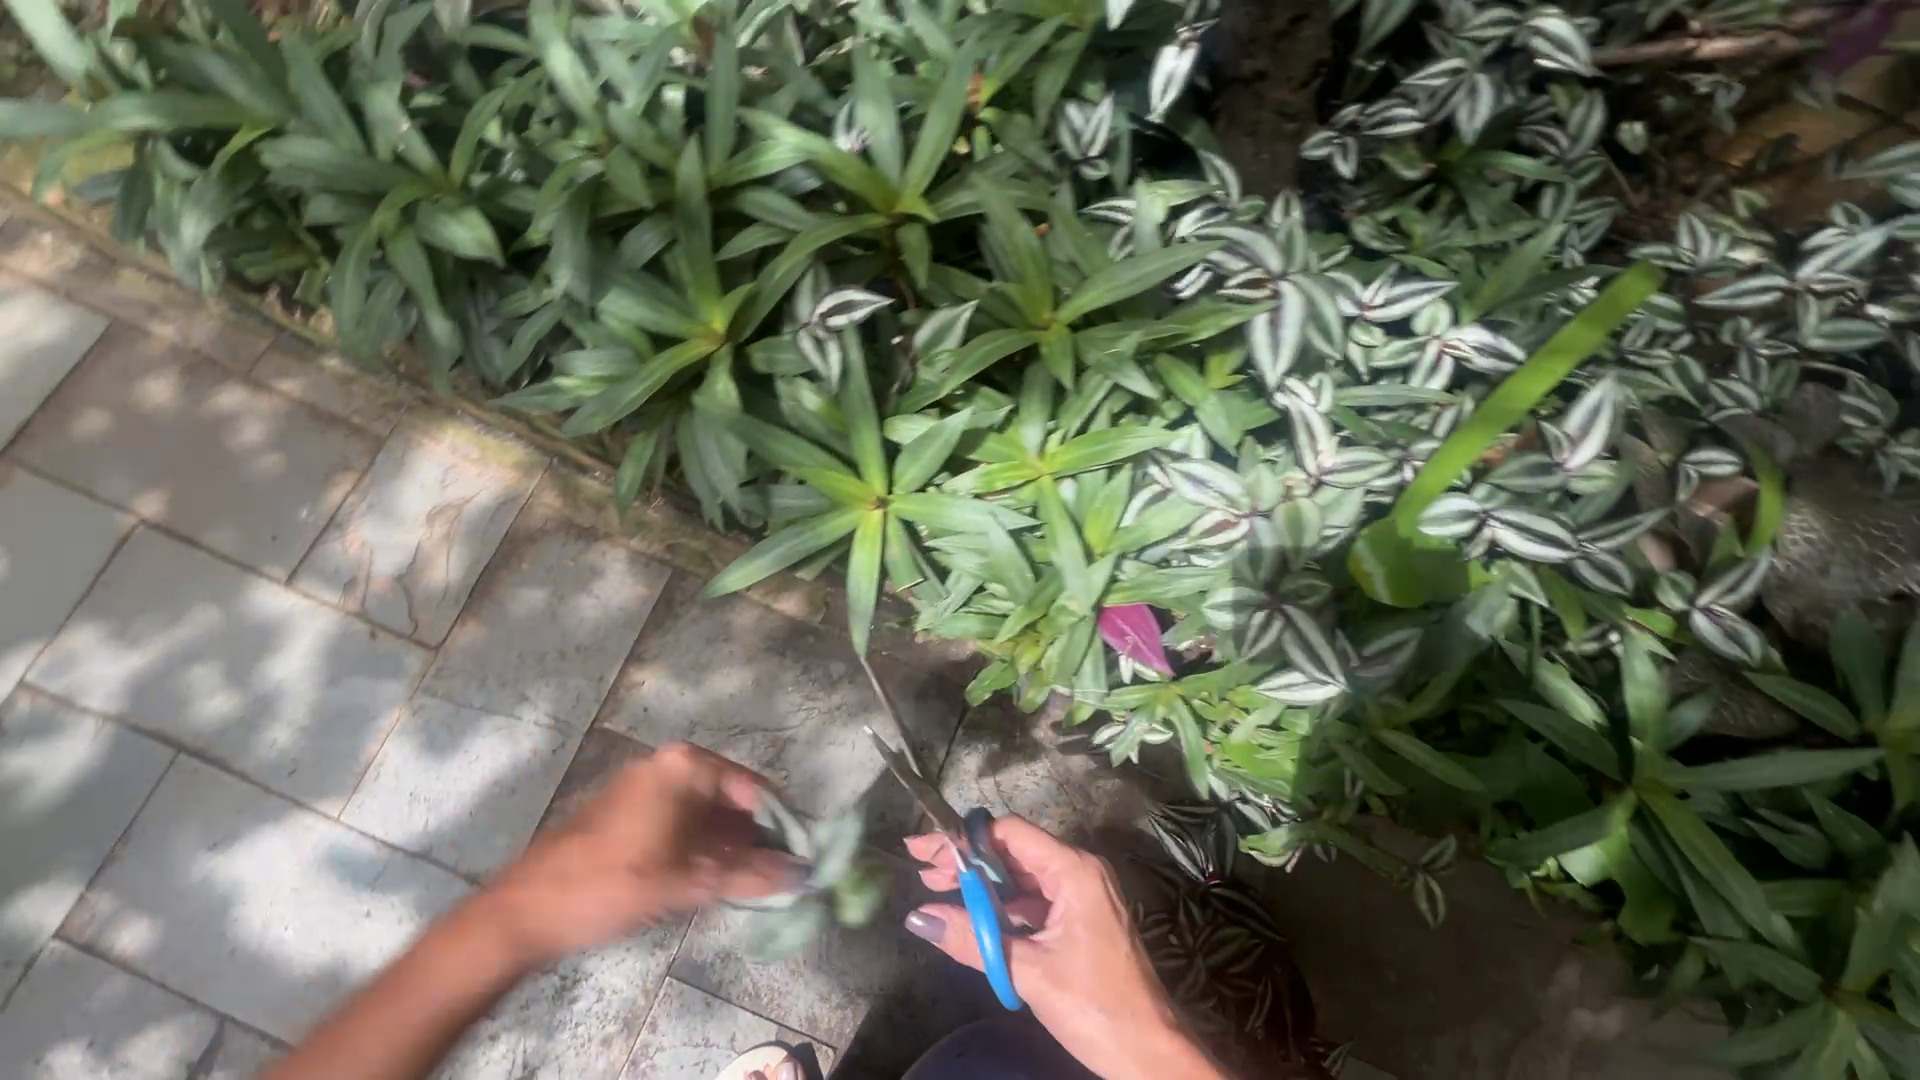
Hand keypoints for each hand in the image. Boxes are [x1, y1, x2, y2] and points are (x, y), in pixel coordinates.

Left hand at [475, 742, 801, 966]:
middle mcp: (668, 764)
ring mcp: (646, 785)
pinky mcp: (631, 810)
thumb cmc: (610, 884)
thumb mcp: (686, 883)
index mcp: (685, 766)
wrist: (522, 910)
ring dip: (729, 845)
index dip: (779, 826)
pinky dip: (702, 846)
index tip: (796, 859)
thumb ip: (750, 875)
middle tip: (773, 876)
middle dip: (755, 837)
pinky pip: (683, 821)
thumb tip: (801, 875)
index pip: (755, 789)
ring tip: (747, 883)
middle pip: (732, 798)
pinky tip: (709, 879)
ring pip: (707, 812)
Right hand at [904, 817, 1226, 1079]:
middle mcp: (1079, 870)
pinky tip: (974, 916)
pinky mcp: (1080, 917)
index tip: (926, 853)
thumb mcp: (1028, 971)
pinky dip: (1003, 905)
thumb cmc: (1095, 1006)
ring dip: (983, 885)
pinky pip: (1035, 899)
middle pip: (1013, 851)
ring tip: (937, 891)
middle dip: (968, 861)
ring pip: (1022, 876)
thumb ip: (972, 939)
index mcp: (1073, 869)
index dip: (965, 840)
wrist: (1151, 1054)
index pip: (1010, 833)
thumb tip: (918, 918)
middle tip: (921, 871)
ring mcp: (1082, 894)